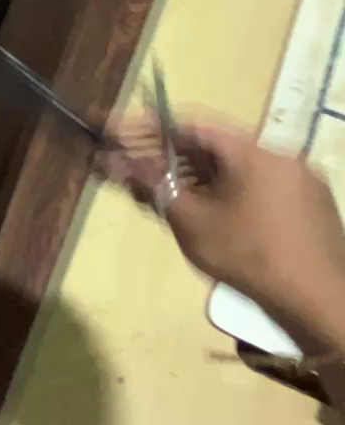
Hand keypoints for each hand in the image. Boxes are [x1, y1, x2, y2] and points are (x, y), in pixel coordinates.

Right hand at [100, 119, 344, 337]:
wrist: (316, 299)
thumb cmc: (246, 253)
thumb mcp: (187, 217)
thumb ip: (148, 182)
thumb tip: (108, 159)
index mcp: (258, 156)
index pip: (192, 126)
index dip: (146, 126)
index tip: (111, 133)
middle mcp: (281, 160)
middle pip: (209, 146)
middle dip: (160, 153)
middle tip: (120, 164)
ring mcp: (295, 183)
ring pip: (226, 166)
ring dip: (182, 172)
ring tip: (146, 188)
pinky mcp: (300, 203)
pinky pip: (245, 182)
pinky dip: (210, 186)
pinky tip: (185, 203)